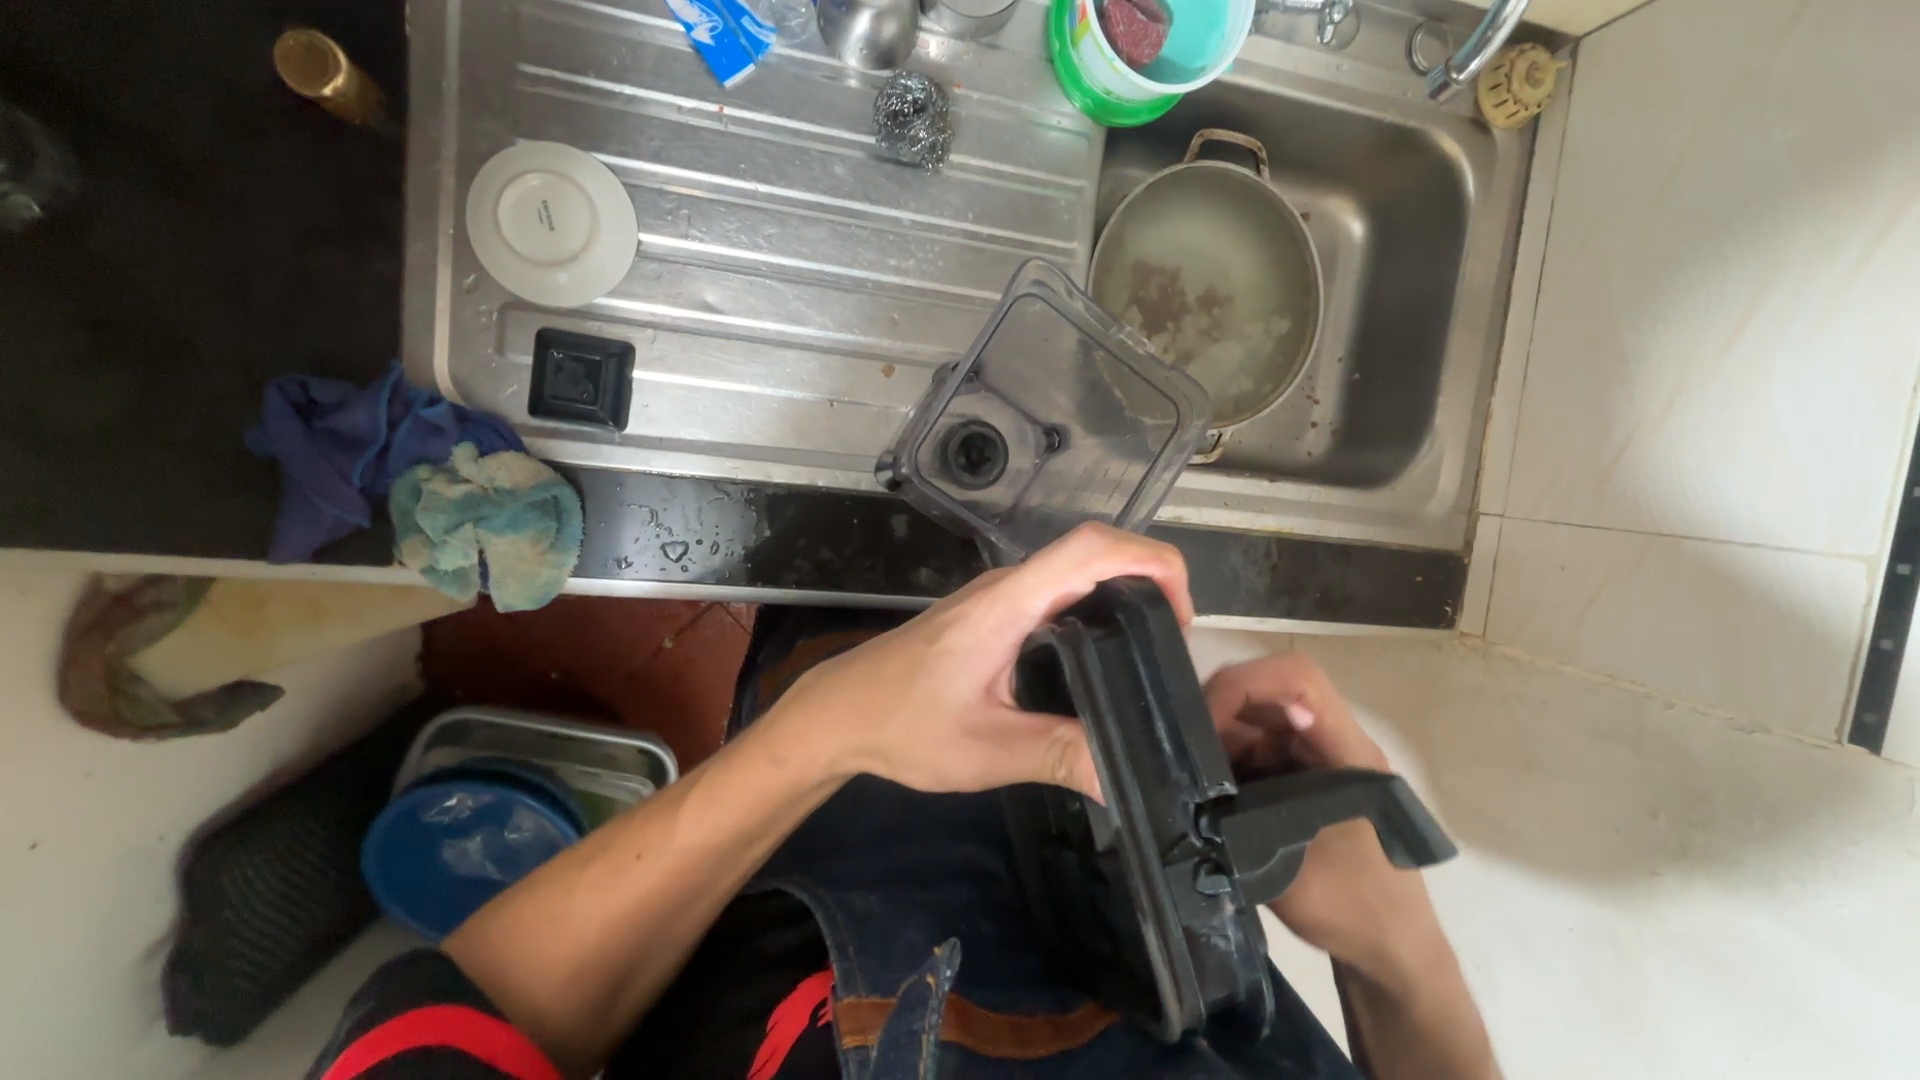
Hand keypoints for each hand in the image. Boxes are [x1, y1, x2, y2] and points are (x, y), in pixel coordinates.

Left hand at [767, 524, 1191, 799]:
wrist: (837, 714)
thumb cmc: (901, 724)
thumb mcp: (985, 749)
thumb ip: (1059, 756)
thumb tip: (1127, 776)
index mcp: (1008, 604)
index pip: (1091, 547)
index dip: (1150, 563)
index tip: (1180, 617)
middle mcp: (1006, 588)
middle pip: (1092, 553)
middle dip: (1149, 583)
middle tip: (1174, 648)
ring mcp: (996, 599)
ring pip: (1074, 573)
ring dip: (1122, 596)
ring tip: (1151, 656)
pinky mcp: (990, 616)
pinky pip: (1055, 595)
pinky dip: (1093, 611)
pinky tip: (1102, 663)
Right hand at [1205, 652, 1437, 980]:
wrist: (1393, 951)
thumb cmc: (1355, 906)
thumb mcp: (1290, 868)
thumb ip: (1241, 818)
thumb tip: (1186, 780)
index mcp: (1346, 749)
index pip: (1296, 679)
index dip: (1243, 685)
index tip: (1203, 723)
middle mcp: (1332, 741)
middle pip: (1268, 692)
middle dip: (1219, 713)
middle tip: (1186, 756)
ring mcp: (1318, 758)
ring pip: (1256, 720)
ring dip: (1219, 741)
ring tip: (1195, 781)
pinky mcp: (1303, 778)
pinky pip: (1256, 749)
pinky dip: (1227, 762)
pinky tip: (1210, 794)